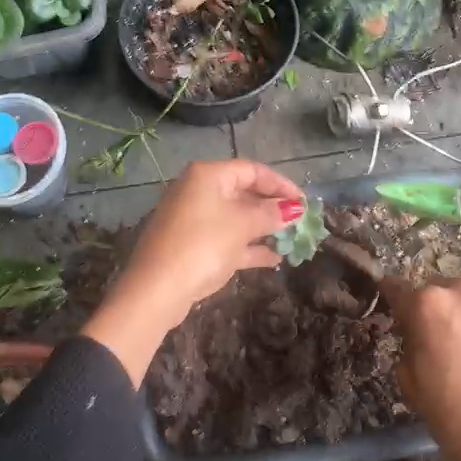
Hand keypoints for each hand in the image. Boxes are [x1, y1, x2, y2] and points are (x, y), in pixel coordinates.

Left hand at [82, 159, 303, 384]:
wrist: (156, 290)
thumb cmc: (202, 245)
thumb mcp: (241, 225)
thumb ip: (270, 214)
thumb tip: (295, 208)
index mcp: (208, 175)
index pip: (252, 170)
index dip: (280, 184)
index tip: (304, 201)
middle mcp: (199, 190)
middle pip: (244, 193)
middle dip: (273, 208)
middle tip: (300, 222)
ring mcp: (194, 219)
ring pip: (237, 218)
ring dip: (264, 228)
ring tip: (292, 240)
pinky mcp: (193, 245)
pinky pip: (228, 238)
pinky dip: (249, 246)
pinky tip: (274, 259)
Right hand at [387, 278, 460, 460]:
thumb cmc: (456, 420)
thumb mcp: (414, 387)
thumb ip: (409, 350)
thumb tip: (419, 341)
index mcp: (428, 305)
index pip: (398, 288)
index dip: (394, 299)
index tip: (395, 308)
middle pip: (441, 291)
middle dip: (438, 311)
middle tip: (442, 343)